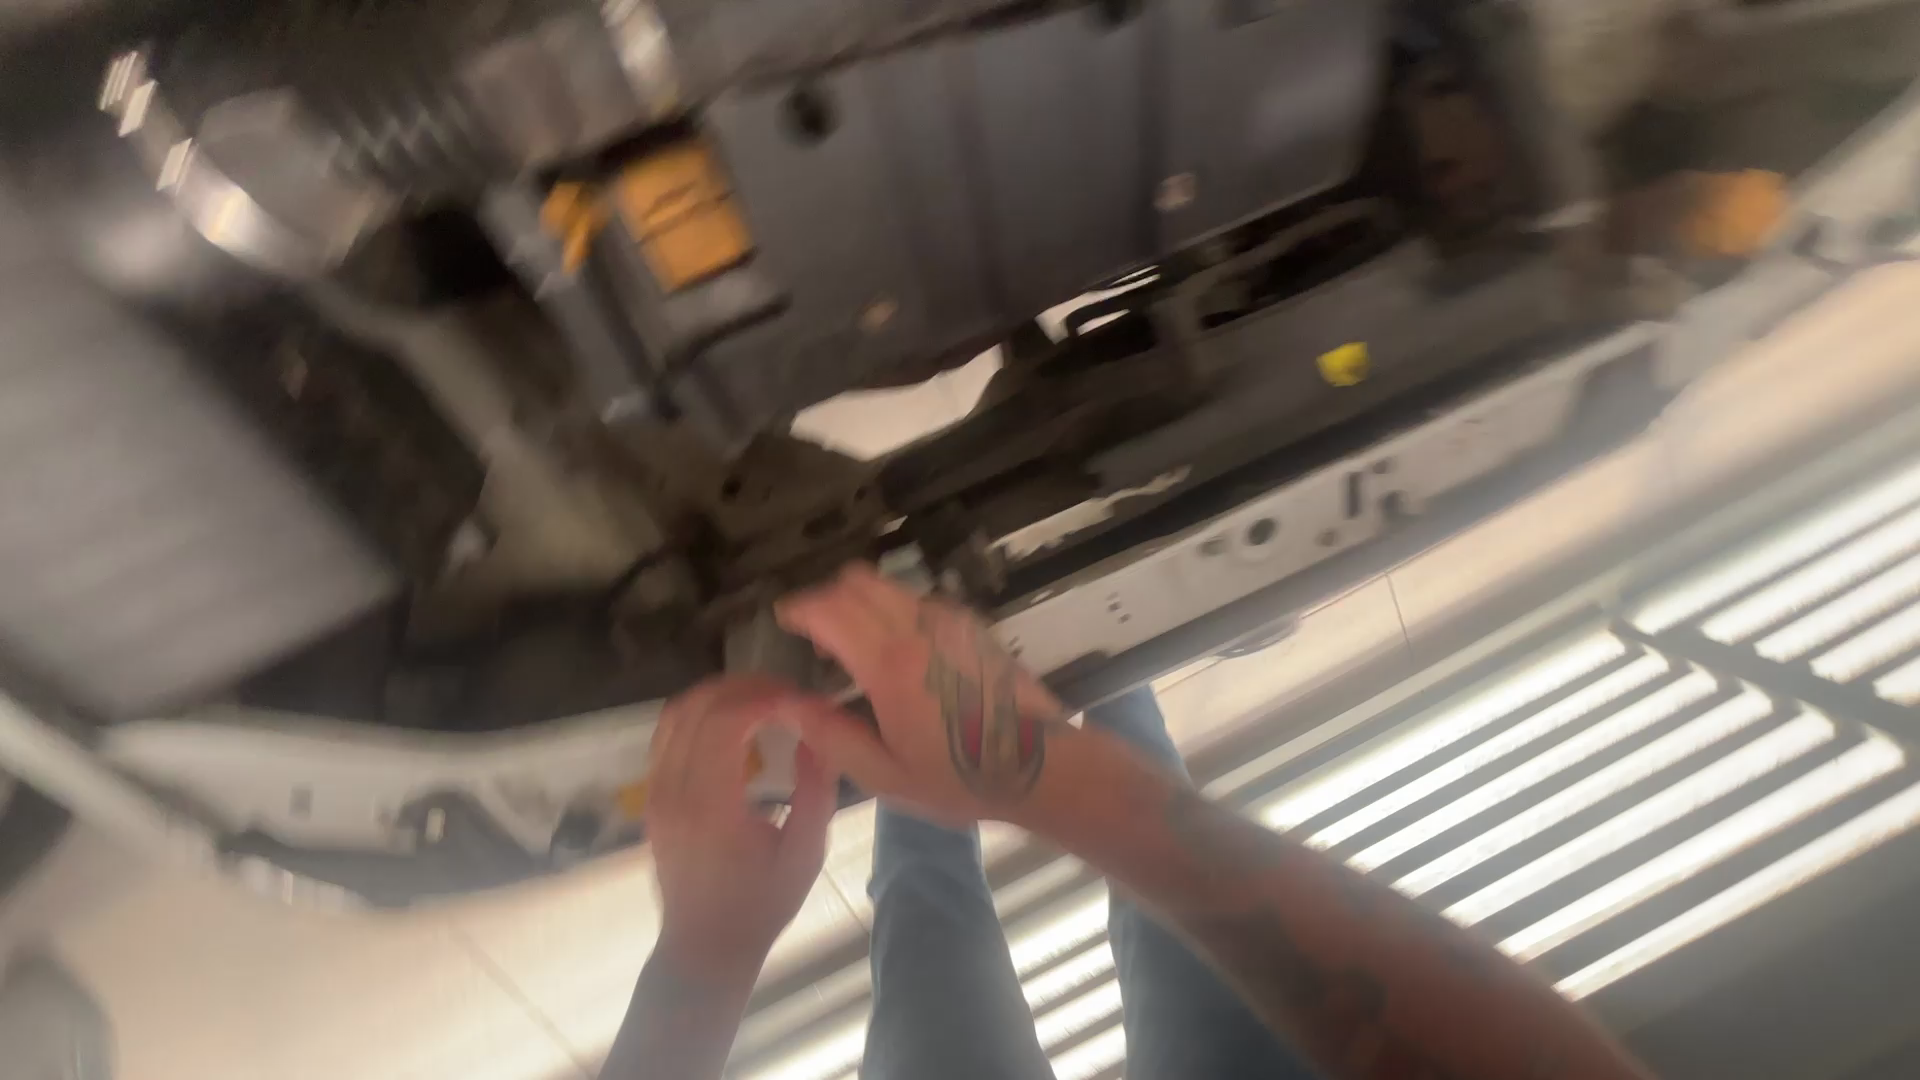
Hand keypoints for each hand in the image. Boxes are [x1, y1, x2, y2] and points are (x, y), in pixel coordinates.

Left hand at [646, 677, 838, 970]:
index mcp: (710, 807)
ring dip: (720, 694)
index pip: (723, 723)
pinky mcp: (654, 794)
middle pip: (697, 707)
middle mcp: (673, 791)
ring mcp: (656, 791)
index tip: (799, 699)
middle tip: (786, 693)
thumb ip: (815, 790)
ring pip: (676, 713)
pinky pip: (668, 731)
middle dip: (745, 687)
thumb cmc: (760, 906)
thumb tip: (816, 733)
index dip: (762, 697)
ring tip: (763, 698)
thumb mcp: (805, 853)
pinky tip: (734, 718)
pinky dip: (701, 711)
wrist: (704, 949)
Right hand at [776, 563, 1069, 825]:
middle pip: (858, 581)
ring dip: (862, 602)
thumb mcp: (886, 775)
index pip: (831, 609)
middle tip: (816, 634)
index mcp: (891, 663)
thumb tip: (787, 706)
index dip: (800, 608)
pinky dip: (894, 610)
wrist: (1043, 764)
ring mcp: (951, 620)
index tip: (784, 619)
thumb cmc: (961, 778)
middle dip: (827, 597)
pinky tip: (899, 651)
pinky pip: (919, 600)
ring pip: (889, 585)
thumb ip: (831, 736)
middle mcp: (920, 627)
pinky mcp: (972, 624)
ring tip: (855, 645)